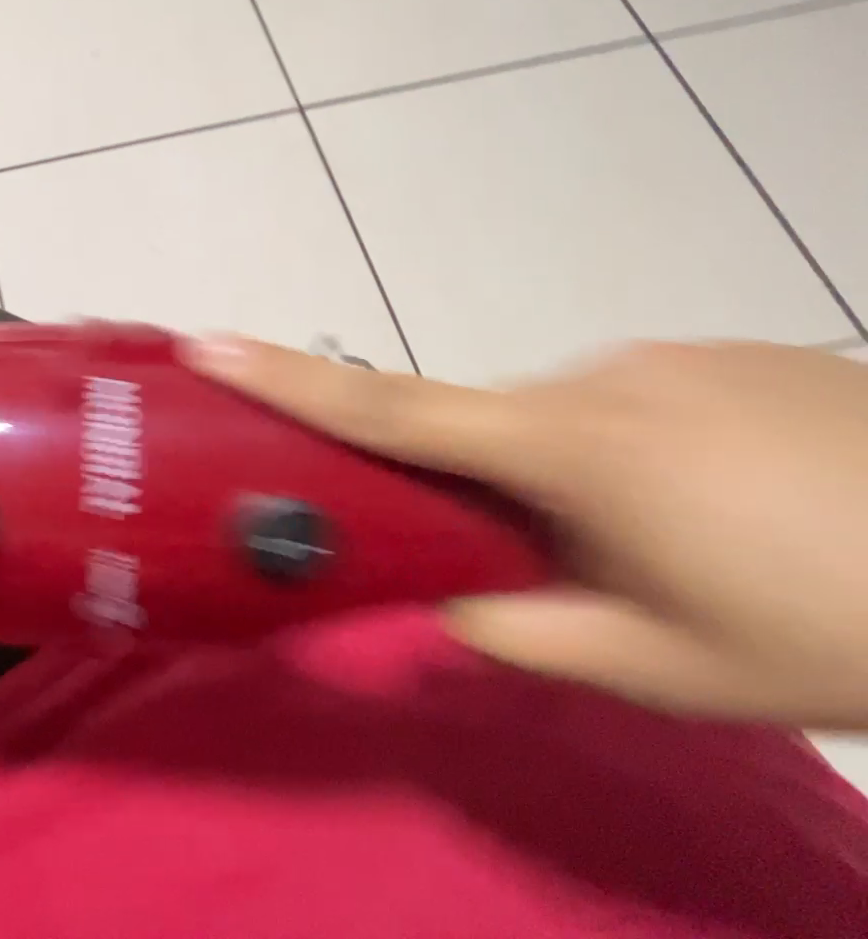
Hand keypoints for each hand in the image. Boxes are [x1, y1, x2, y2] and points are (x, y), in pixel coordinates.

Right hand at [186, 335, 867, 728]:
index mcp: (569, 447)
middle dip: (476, 481)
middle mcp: (605, 377)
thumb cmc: (837, 625)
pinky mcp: (739, 356)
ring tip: (659, 548)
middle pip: (480, 422)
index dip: (286, 379)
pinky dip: (632, 455)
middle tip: (536, 556)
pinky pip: (632, 403)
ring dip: (562, 474)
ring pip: (559, 417)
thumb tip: (441, 594)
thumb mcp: (651, 665)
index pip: (389, 408)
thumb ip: (511, 628)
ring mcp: (678, 356)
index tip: (206, 345)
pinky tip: (722, 510)